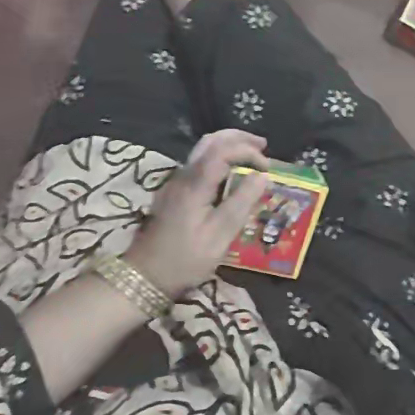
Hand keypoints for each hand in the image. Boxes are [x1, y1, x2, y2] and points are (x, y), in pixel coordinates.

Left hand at [125, 129, 271, 296]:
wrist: (146, 275)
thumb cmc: (186, 259)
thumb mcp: (220, 235)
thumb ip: (242, 203)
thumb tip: (263, 176)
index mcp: (195, 184)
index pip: (223, 150)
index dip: (248, 152)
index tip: (268, 168)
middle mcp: (183, 176)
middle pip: (210, 142)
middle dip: (238, 139)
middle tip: (263, 146)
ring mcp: (175, 184)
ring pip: (202, 151)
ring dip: (228, 147)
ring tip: (251, 156)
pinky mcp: (173, 194)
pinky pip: (198, 165)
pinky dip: (218, 160)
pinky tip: (230, 175)